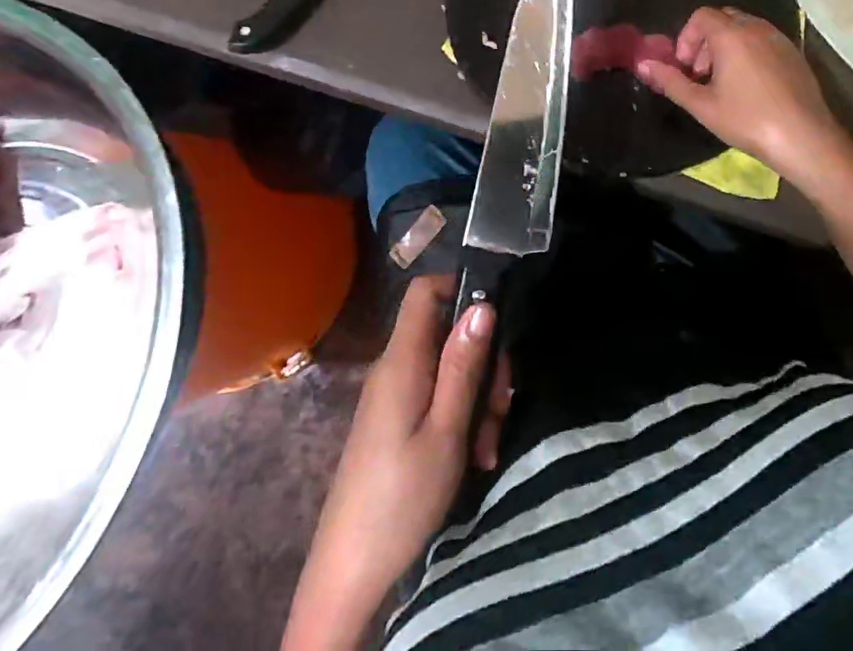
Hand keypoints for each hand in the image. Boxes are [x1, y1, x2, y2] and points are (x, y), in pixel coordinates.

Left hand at [282, 275, 511, 650]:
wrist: (352, 563)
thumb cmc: (403, 496)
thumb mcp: (446, 431)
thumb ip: (463, 366)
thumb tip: (482, 304)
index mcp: (402, 360)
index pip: (423, 291)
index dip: (459, 288)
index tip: (497, 320)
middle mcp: (394, 367)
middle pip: (446, 334)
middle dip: (483, 364)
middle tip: (500, 410)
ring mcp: (393, 394)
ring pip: (447, 370)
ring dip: (476, 399)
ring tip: (486, 449)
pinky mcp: (395, 419)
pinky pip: (435, 398)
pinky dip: (459, 418)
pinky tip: (473, 457)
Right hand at [635, 7, 848, 185]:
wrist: (804, 137)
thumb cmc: (746, 120)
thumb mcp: (701, 104)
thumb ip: (670, 80)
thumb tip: (642, 64)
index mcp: (732, 36)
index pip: (702, 15)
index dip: (686, 37)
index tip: (685, 67)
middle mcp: (757, 28)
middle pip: (723, 18)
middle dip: (704, 41)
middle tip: (699, 73)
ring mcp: (779, 39)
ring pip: (744, 28)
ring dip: (725, 46)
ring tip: (722, 81)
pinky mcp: (794, 53)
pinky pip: (763, 40)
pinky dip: (747, 51)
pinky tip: (747, 86)